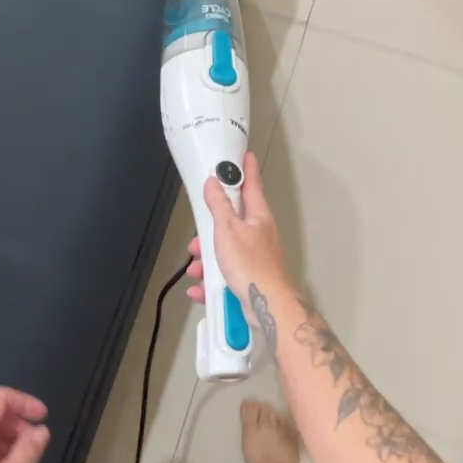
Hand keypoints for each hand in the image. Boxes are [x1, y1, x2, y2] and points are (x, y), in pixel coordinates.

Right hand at [186, 151, 286, 302]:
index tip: (246, 155)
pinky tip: (199, 289)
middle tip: (196, 237)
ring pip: (225, 250)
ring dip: (207, 259)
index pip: (252, 185)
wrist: (267, 306)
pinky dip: (211, 281)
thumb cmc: (250, 264)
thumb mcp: (227, 230)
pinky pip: (226, 274)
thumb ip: (218, 205)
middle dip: (210, 229)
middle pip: (232, 221)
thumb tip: (213, 182)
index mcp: (258, 216)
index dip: (248, 169)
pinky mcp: (250, 277)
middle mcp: (259, 233)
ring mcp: (255, 256)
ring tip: (195, 268)